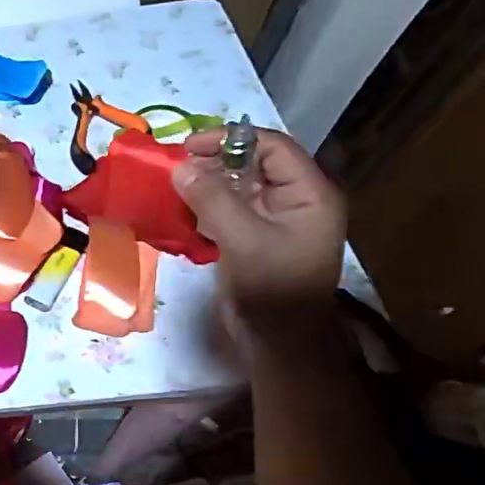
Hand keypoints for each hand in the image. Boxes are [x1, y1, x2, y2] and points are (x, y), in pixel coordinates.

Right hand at [172, 126, 345, 330]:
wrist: (279, 344)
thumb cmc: (272, 289)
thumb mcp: (243, 239)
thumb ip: (212, 199)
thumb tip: (181, 167)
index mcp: (310, 193)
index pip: (271, 146)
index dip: (230, 140)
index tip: (190, 148)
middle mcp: (297, 200)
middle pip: (255, 163)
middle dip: (216, 162)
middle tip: (177, 166)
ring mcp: (277, 220)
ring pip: (240, 186)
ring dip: (208, 184)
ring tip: (174, 186)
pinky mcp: (257, 238)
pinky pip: (232, 210)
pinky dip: (208, 207)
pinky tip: (183, 211)